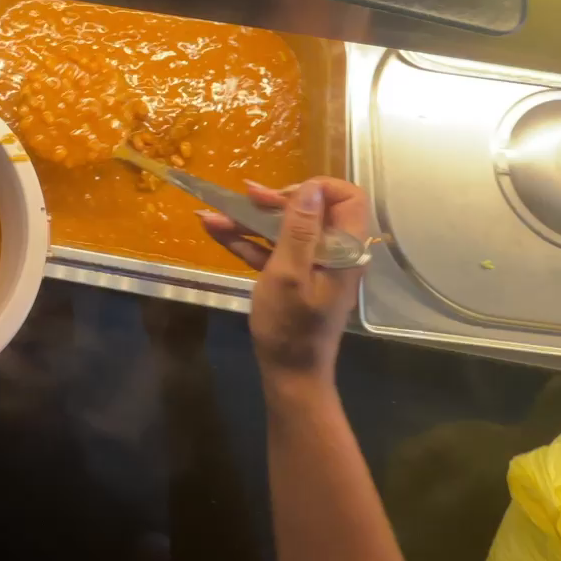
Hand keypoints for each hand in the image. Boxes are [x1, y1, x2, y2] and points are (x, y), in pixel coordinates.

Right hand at [199, 177, 367, 396]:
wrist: (289, 373)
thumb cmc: (290, 326)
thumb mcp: (289, 274)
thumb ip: (299, 229)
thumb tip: (309, 188)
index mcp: (344, 249)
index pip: (347, 199)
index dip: (317, 188)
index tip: (283, 194)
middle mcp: (333, 252)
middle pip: (309, 209)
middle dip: (273, 201)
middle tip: (243, 197)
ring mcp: (312, 264)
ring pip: (284, 228)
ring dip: (249, 219)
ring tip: (212, 212)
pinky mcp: (293, 275)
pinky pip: (271, 248)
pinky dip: (245, 239)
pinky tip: (214, 229)